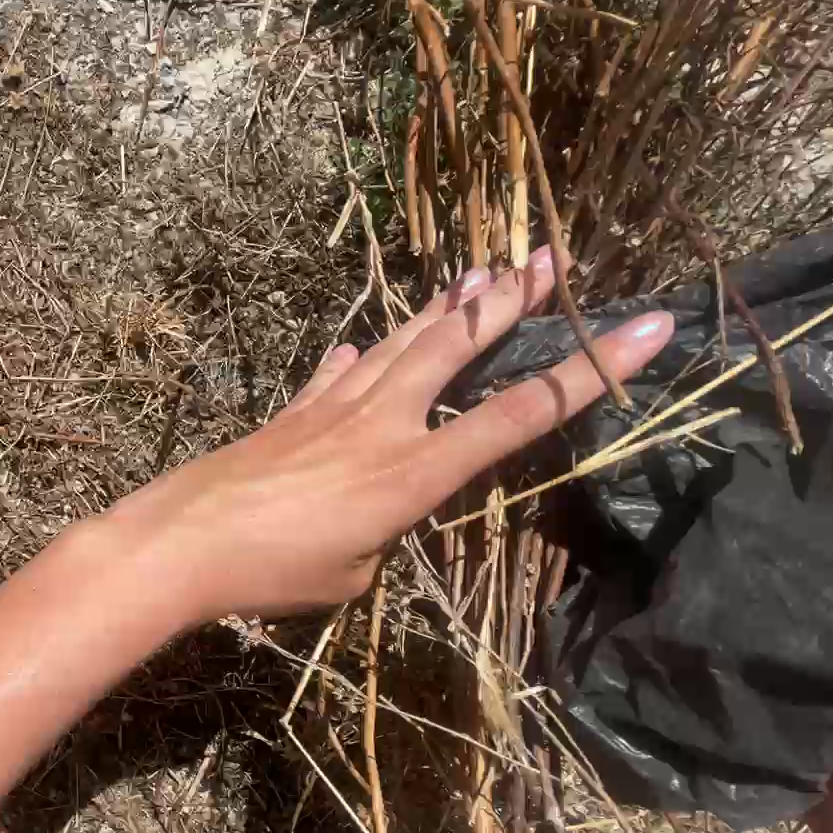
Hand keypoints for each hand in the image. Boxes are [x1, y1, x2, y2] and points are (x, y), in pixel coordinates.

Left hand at [102, 247, 674, 623]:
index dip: (590, 372)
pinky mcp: (284, 417)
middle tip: (547, 257)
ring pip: (394, 348)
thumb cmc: (269, 573)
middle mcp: (376, 427)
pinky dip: (350, 359)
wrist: (180, 543)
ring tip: (475, 275)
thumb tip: (371, 511)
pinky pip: (328, 378)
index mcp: (412, 473)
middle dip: (506, 304)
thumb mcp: (350, 576)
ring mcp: (325, 414)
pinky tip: (356, 344)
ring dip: (437, 313)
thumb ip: (378, 536)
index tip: (652, 326)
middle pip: (452, 351)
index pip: (518, 416)